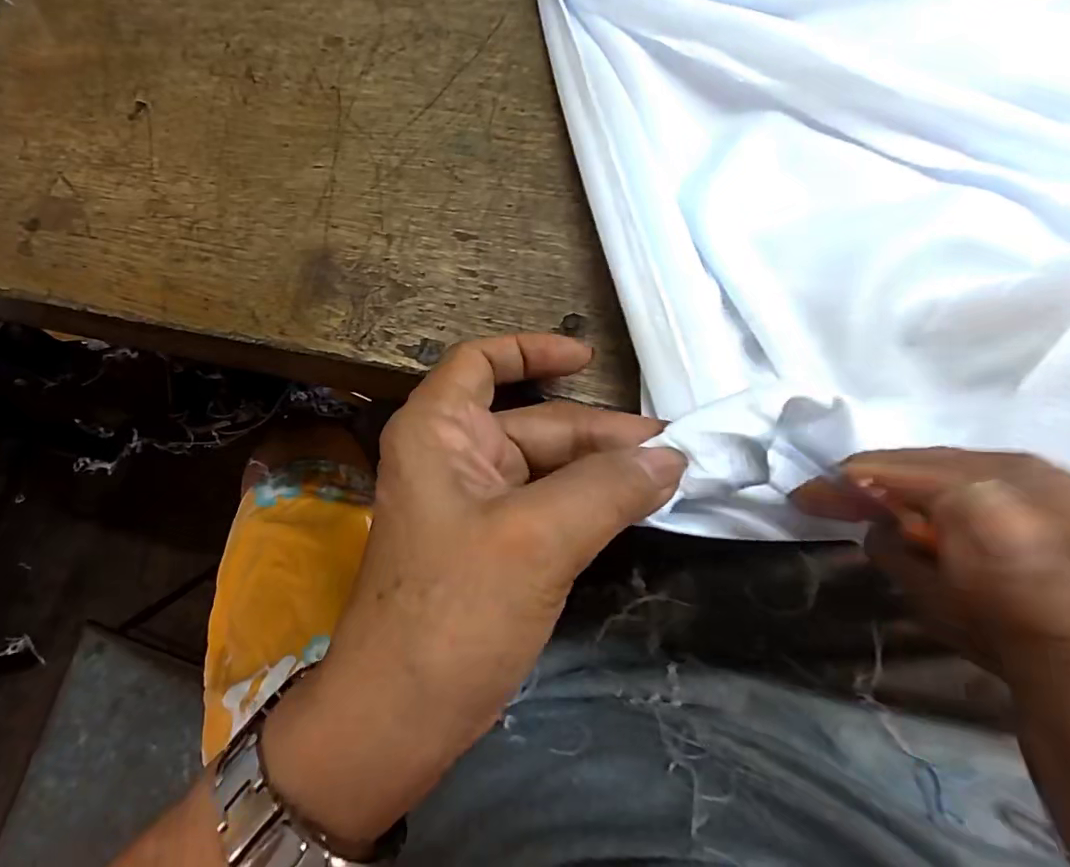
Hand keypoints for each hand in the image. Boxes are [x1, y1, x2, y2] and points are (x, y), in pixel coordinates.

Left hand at [261, 334, 685, 850]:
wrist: (397, 718)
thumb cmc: (453, 612)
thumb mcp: (536, 539)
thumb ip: (606, 489)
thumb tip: (671, 457)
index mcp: (437, 432)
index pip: (480, 363)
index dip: (532, 351)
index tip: (589, 358)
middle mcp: (448, 457)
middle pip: (530, 422)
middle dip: (597, 434)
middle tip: (672, 452)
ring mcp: (467, 505)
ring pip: (542, 469)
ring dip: (599, 472)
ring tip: (666, 479)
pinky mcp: (485, 548)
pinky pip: (542, 508)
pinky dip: (585, 505)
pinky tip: (630, 510)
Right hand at [794, 449, 1069, 866]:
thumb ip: (1062, 631)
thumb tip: (968, 501)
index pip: (1034, 493)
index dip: (912, 475)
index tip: (819, 488)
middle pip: (1042, 511)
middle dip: (923, 500)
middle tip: (827, 511)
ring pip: (1051, 549)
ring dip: (950, 539)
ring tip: (871, 536)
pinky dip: (995, 586)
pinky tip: (950, 583)